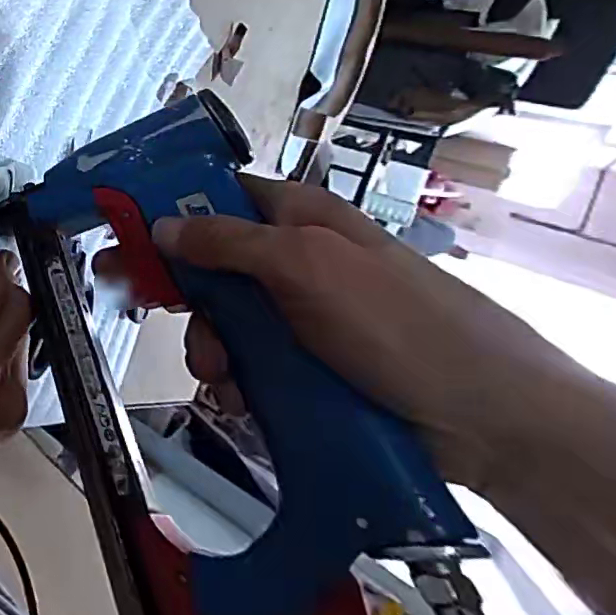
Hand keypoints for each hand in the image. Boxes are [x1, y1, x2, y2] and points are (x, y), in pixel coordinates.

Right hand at [97, 175, 583, 487]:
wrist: (489, 420)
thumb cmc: (399, 322)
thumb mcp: (307, 266)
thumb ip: (229, 241)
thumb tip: (163, 223)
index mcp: (297, 216)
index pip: (217, 194)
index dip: (169, 206)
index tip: (125, 229)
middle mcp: (293, 258)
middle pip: (211, 261)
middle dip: (183, 290)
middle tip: (137, 302)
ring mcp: (300, 313)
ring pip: (224, 318)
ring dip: (211, 345)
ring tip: (221, 376)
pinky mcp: (307, 364)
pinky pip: (249, 362)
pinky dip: (236, 379)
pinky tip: (240, 398)